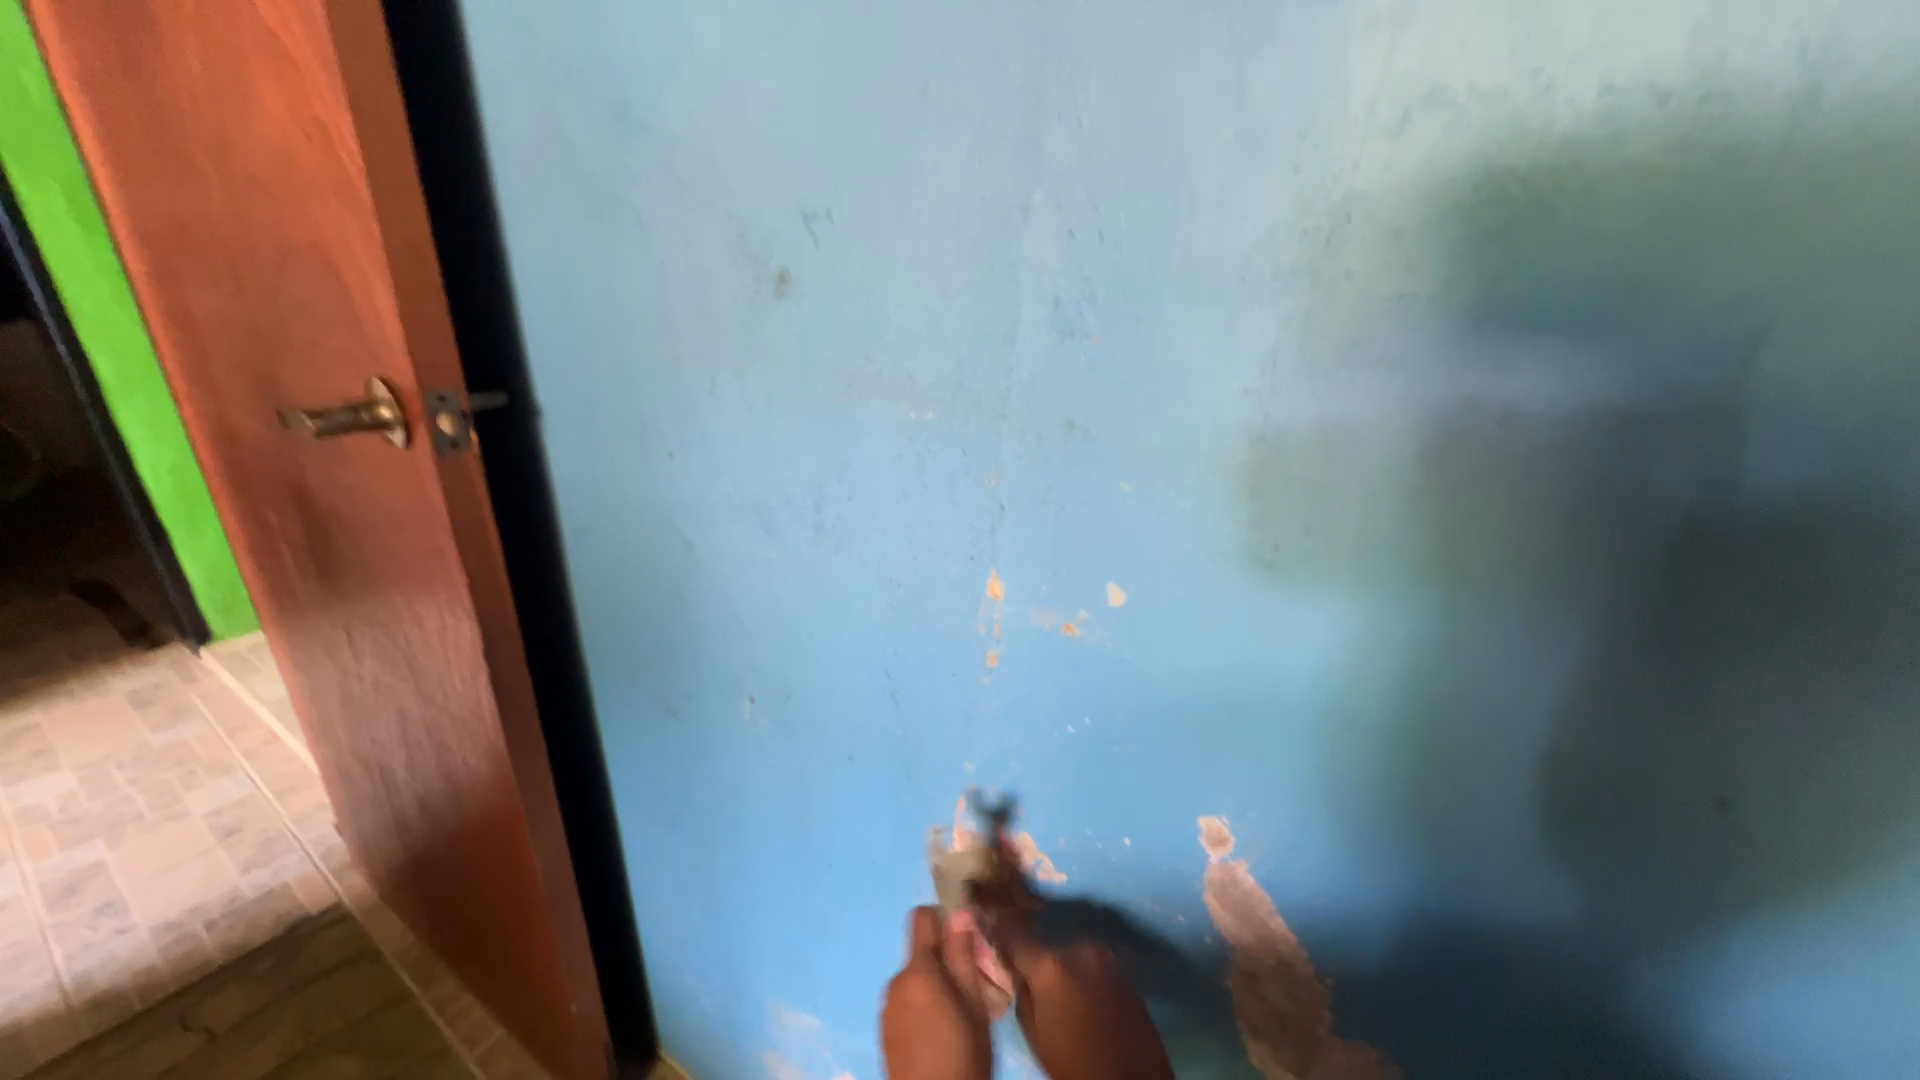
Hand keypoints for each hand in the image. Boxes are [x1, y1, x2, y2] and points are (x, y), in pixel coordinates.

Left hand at [882, 907, 992, 1079]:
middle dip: (945, 962)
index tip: (965, 942)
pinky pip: (905, 1003)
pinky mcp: (884, 1031)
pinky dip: (921, 1008)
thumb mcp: (974, 1003)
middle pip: (921, 954)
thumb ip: (963, 955)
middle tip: (971, 989)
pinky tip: (938, 1035)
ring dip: (934, 987)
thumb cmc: (961, 1054)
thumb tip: (960, 910)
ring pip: (914, 980)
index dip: (944, 921)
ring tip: (957, 1017)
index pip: (921, 918)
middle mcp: (895, 981)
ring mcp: (886, 1007)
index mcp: (917, 969)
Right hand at [1003, 933, 1173, 1079]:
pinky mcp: (1123, 967)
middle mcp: (1078, 949)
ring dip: (1063, 965)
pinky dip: (1084, 973)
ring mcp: (1105, 956)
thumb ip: (1021, 991)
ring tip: (1061, 990)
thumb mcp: (1034, 1034)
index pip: (1014, 934)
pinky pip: (1092, 963)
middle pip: (1046, 944)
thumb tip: (1014, 967)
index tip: (991, 923)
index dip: (1000, 928)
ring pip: (1071, 953)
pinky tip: (1083, 995)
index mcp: (1049, 966)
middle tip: (1031, 975)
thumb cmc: (1074, 1063)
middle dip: (1037, 956)